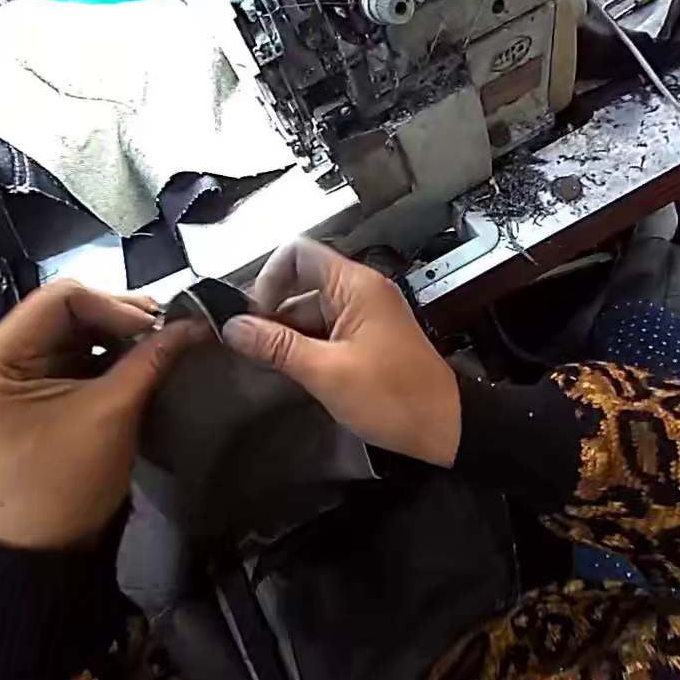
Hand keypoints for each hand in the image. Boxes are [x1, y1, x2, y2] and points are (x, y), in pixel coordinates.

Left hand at [0, 280, 203, 549]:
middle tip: (165, 329)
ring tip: (156, 343)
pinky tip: (137, 358)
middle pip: (63, 311)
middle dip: (118, 317)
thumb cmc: (70, 484)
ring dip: (116, 333)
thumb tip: (195, 322)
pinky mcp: (28, 390)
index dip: (113, 305)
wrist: (53, 551)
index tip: (157, 326)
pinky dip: (107, 352)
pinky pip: (72, 353)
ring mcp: (7, 376)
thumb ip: (153, 358)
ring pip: (71, 329)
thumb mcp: (113, 413)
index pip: (57, 300)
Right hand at [220, 239, 459, 466]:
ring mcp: (364, 313)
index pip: (297, 253)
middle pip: (300, 284)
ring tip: (274, 367)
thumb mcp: (327, 372)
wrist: (444, 426)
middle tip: (256, 350)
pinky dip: (306, 346)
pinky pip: (326, 329)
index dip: (269, 280)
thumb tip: (235, 327)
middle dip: (274, 314)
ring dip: (288, 335)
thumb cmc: (395, 397)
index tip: (257, 317)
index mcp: (355, 285)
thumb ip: (278, 347)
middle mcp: (360, 290)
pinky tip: (297, 372)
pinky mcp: (366, 335)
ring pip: (310, 309)